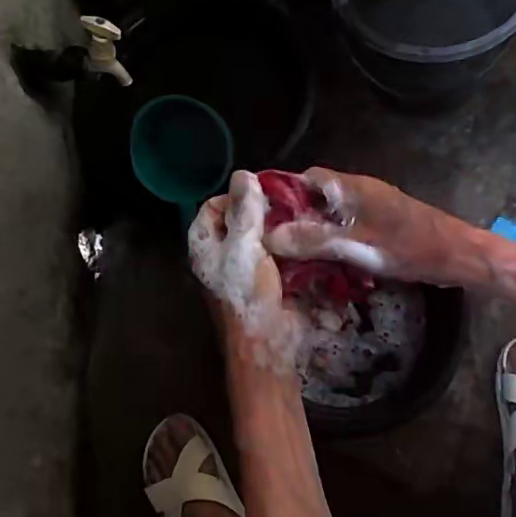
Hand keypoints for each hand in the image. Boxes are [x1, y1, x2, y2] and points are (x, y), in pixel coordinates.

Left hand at [188, 171, 298, 360]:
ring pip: (263, 234)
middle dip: (264, 209)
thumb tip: (243, 174)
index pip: (214, 206)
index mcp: (205, 244)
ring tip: (304, 213)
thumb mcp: (243, 246)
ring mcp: (246, 267)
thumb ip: (244, 210)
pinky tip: (310, 233)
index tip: (264, 193)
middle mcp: (222, 253)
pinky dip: (292, 243)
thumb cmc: (246, 294)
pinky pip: (279, 252)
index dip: (237, 196)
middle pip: (241, 218)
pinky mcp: (269, 278)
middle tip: (290, 200)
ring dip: (282, 226)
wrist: (267, 342)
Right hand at [262, 167, 480, 285]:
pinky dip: (331, 239)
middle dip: (293, 215)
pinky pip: (346, 226)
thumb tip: (269, 239)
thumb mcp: (356, 246)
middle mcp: (359, 191)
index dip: (281, 191)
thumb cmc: (408, 246)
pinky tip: (322, 260)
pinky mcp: (381, 224)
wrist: (458, 255)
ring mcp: (372, 207)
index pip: (305, 177)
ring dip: (312, 229)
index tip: (259, 213)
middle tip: (270, 241)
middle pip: (315, 196)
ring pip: (331, 213)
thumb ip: (312, 240)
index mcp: (351, 187)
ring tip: (289, 254)